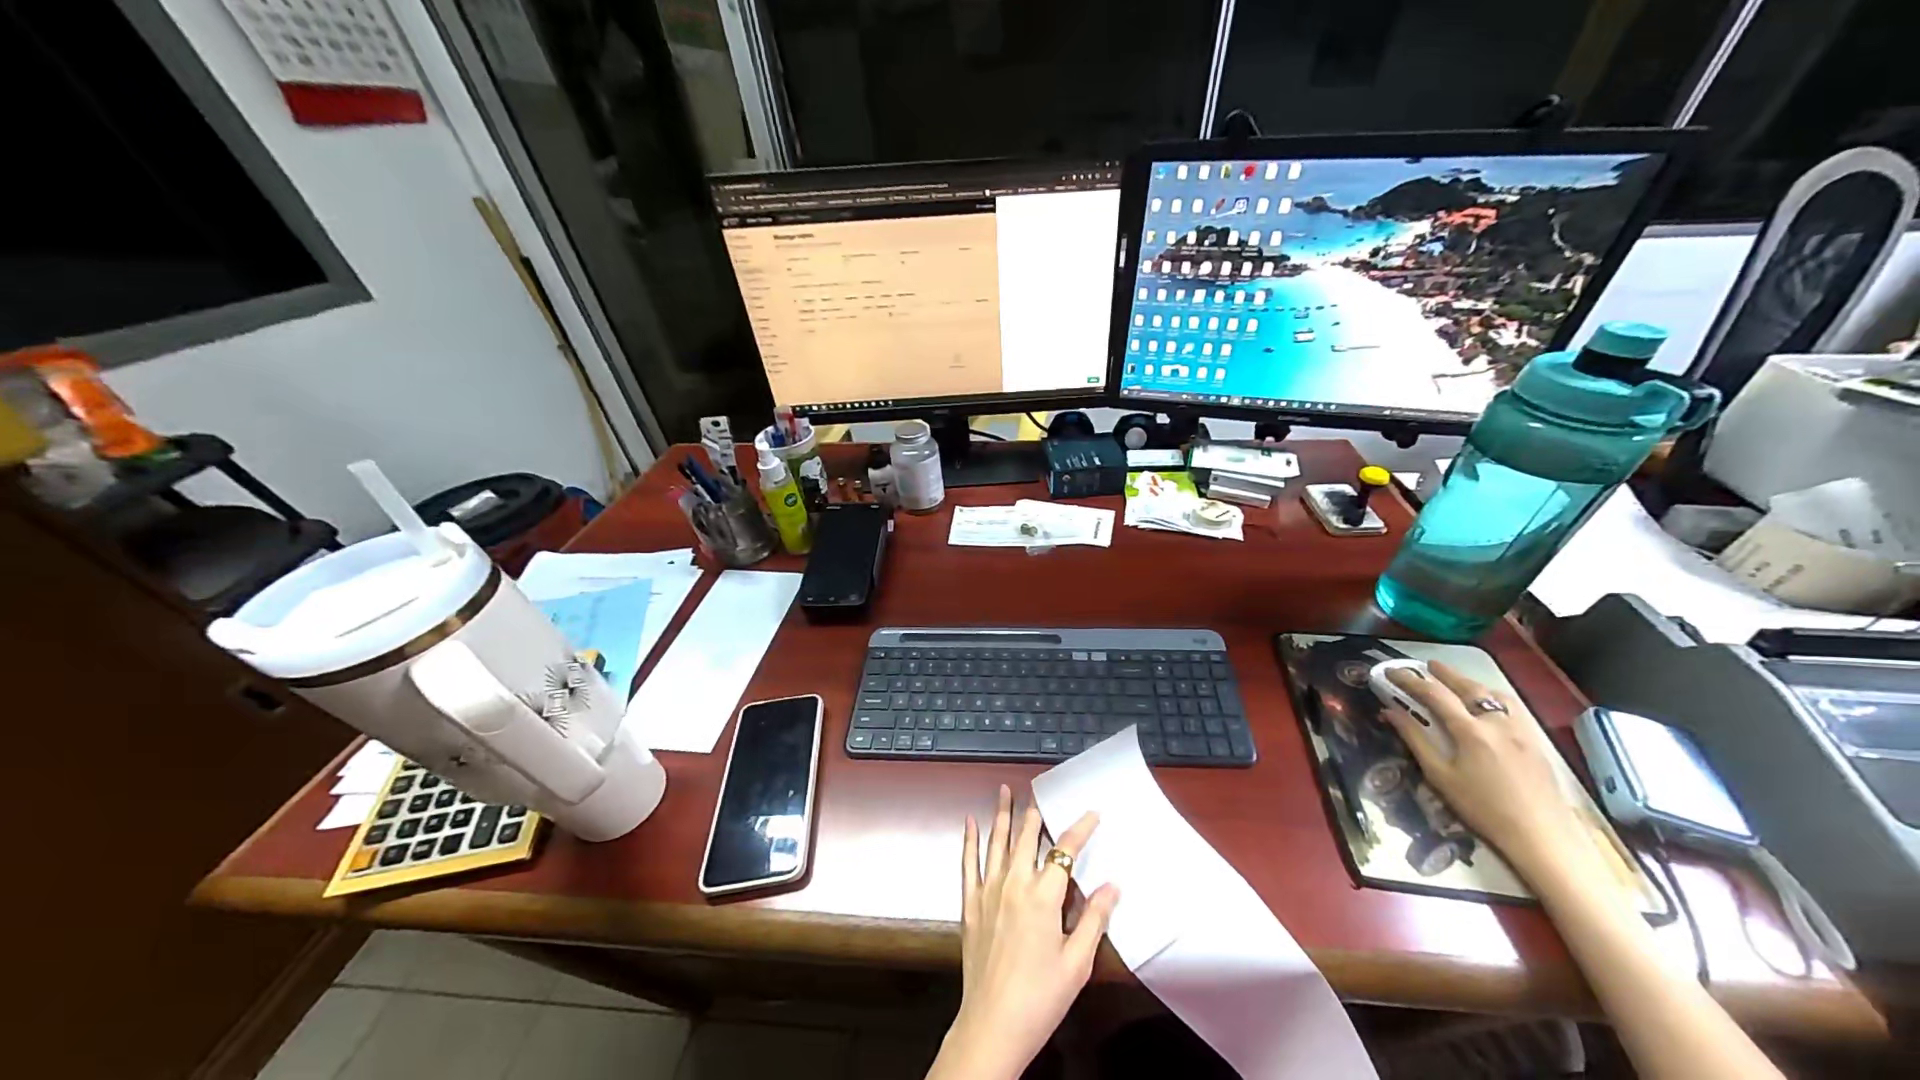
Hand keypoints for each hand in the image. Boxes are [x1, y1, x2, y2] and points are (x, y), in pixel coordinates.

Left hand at [928, 784, 1119, 1079]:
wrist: (993, 1024)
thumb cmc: (1040, 996)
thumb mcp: (1078, 962)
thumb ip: (1094, 918)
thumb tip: (1112, 886)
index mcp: (1042, 896)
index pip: (1065, 851)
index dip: (1080, 829)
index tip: (1091, 814)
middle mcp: (1013, 884)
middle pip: (1027, 838)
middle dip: (1035, 814)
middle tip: (1040, 795)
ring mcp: (988, 892)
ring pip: (997, 842)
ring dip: (1002, 815)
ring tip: (1004, 791)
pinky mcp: (970, 904)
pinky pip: (968, 863)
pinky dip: (969, 840)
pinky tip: (970, 822)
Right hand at [1382, 662, 1604, 889]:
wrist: (1542, 836)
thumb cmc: (1482, 809)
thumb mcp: (1440, 776)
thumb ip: (1415, 739)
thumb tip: (1390, 712)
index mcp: (1470, 731)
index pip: (1433, 694)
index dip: (1409, 680)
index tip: (1391, 672)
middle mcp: (1496, 722)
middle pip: (1467, 687)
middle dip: (1444, 673)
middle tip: (1427, 665)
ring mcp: (1520, 729)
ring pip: (1494, 693)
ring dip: (1472, 682)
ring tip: (1458, 680)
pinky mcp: (1536, 740)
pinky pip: (1513, 706)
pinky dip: (1495, 695)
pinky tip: (1491, 702)